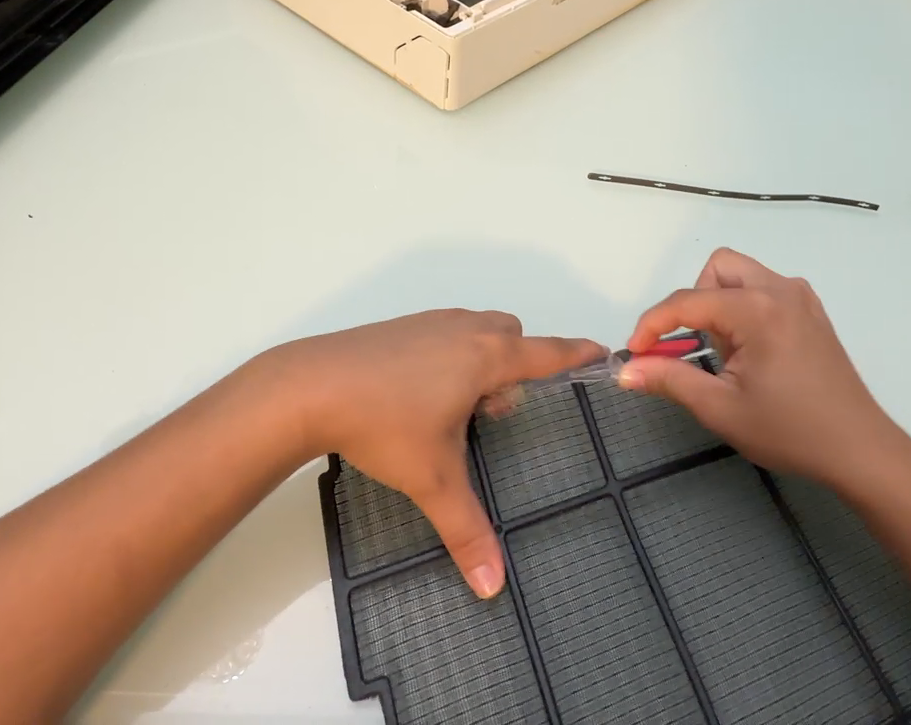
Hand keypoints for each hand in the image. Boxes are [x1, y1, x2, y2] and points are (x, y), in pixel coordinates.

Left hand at [253, 310, 601, 597]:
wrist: (308, 388)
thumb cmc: (383, 424)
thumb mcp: (432, 479)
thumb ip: (467, 530)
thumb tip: (494, 587)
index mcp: (486, 357)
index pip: (548, 352)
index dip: (578, 353)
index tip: (603, 352)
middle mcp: (466, 330)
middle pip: (513, 335)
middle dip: (519, 364)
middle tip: (497, 409)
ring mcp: (432, 322)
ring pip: (479, 330)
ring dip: (485, 357)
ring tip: (459, 404)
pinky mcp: (402, 326)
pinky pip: (448, 331)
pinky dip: (453, 353)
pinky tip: (421, 391)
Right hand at [619, 249, 900, 490]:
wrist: (858, 448)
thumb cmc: (789, 430)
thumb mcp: (720, 408)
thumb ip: (669, 379)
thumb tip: (625, 370)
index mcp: (758, 309)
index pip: (687, 301)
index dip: (652, 325)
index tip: (634, 355)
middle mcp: (780, 289)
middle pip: (717, 269)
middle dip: (694, 303)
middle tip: (695, 348)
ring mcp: (801, 296)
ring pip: (741, 275)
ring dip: (719, 305)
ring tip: (727, 355)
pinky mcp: (811, 311)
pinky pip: (763, 290)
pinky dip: (744, 309)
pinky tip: (752, 353)